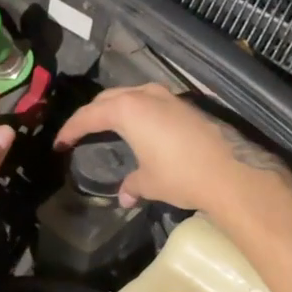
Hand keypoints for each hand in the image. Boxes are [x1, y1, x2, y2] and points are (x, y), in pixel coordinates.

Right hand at [54, 84, 291, 211]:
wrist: (230, 171)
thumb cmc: (180, 175)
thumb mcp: (149, 182)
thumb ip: (132, 185)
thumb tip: (124, 196)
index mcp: (128, 110)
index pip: (89, 115)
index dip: (71, 129)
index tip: (60, 143)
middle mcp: (146, 95)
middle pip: (109, 98)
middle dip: (92, 113)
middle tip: (82, 131)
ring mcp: (169, 97)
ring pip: (132, 94)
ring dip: (117, 107)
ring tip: (109, 125)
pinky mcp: (187, 106)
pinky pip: (152, 102)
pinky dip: (139, 111)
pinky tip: (141, 127)